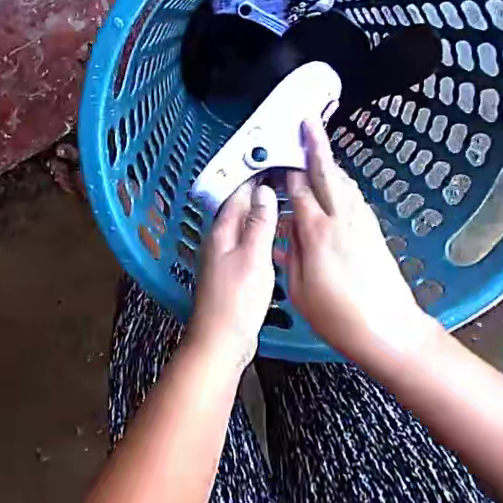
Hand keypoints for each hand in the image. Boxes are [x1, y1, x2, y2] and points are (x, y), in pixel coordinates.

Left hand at [187, 180, 278, 369]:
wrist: (220, 343)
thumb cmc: (236, 301)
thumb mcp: (253, 257)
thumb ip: (259, 223)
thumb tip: (263, 191)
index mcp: (222, 231)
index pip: (238, 192)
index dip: (255, 174)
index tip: (273, 159)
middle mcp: (219, 239)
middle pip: (239, 205)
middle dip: (258, 188)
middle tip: (282, 173)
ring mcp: (224, 256)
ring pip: (244, 223)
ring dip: (260, 209)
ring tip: (283, 197)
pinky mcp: (231, 271)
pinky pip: (247, 240)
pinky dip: (261, 230)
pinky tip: (274, 233)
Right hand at [285, 119, 438, 364]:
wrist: (391, 330)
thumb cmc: (341, 316)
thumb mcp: (300, 290)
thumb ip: (292, 254)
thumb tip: (286, 232)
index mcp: (318, 232)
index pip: (298, 188)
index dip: (286, 169)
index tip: (276, 153)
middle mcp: (342, 219)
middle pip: (326, 172)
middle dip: (315, 144)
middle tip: (307, 121)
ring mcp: (361, 223)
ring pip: (343, 181)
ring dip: (330, 162)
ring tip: (319, 147)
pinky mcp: (374, 231)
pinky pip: (354, 196)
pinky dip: (342, 182)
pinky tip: (337, 184)